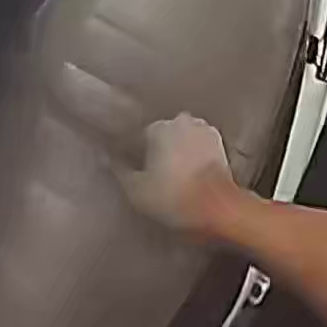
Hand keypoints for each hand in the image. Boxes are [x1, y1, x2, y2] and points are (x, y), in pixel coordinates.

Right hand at [120, 113, 240, 232]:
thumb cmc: (173, 197)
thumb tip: (107, 159)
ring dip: (179, 150)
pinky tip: (192, 173)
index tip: (138, 172)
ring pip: (183, 137)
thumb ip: (120, 172)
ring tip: (176, 177)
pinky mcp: (218, 140)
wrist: (216, 205)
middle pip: (164, 134)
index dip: (137, 155)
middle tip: (157, 177)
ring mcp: (203, 128)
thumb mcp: (137, 191)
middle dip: (160, 151)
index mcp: (159, 128)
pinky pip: (199, 144)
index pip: (140, 137)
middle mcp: (181, 120)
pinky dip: (195, 154)